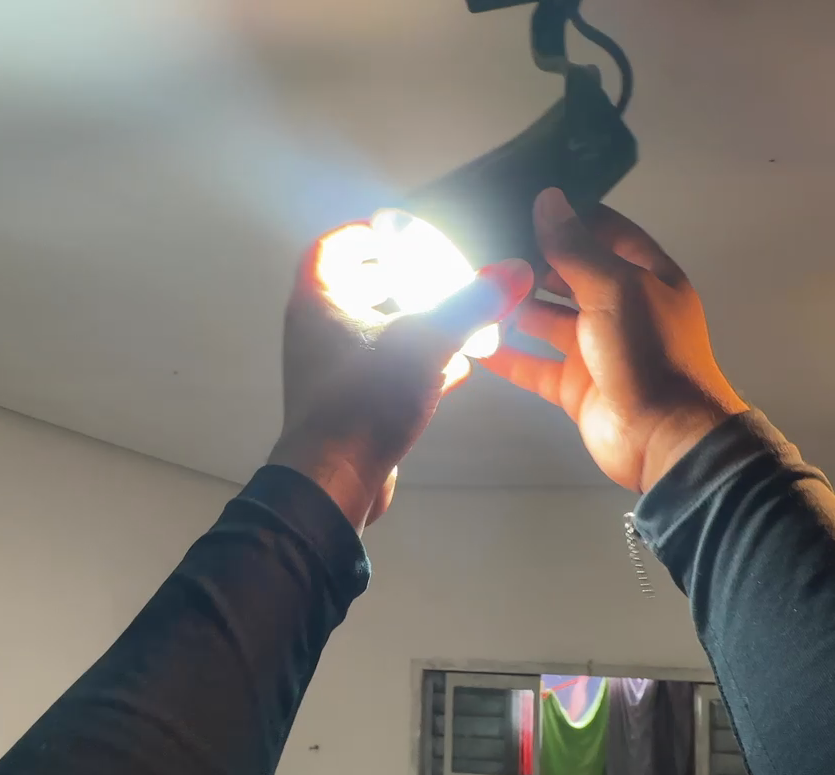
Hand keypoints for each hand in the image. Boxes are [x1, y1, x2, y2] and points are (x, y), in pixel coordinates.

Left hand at [271, 223, 532, 529]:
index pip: (332, 248)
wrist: (336, 480)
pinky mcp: (350, 407)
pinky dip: (416, 364)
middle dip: (396, 280)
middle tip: (434, 274)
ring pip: (373, 334)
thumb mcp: (426, 343)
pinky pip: (384, 372)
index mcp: (318, 302)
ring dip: (410, 324)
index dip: (365, 235)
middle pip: (355, 289)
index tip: (402, 234)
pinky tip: (457, 368)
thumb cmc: (368, 398)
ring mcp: (331, 373)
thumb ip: (471, 305)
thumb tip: (517, 270)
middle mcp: (317, 332)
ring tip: (453, 317)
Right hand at [481, 189, 746, 492]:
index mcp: (643, 276)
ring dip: (516, 306)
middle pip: (571, 274)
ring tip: (474, 285)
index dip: (569, 215)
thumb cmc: (648, 353)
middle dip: (533, 260)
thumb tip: (547, 199)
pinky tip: (474, 342)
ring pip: (548, 319)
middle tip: (486, 242)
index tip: (523, 201)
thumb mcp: (614, 289)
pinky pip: (534, 365)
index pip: (604, 231)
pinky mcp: (574, 386)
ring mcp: (595, 349)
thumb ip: (576, 248)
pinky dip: (507, 356)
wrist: (661, 438)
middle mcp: (620, 308)